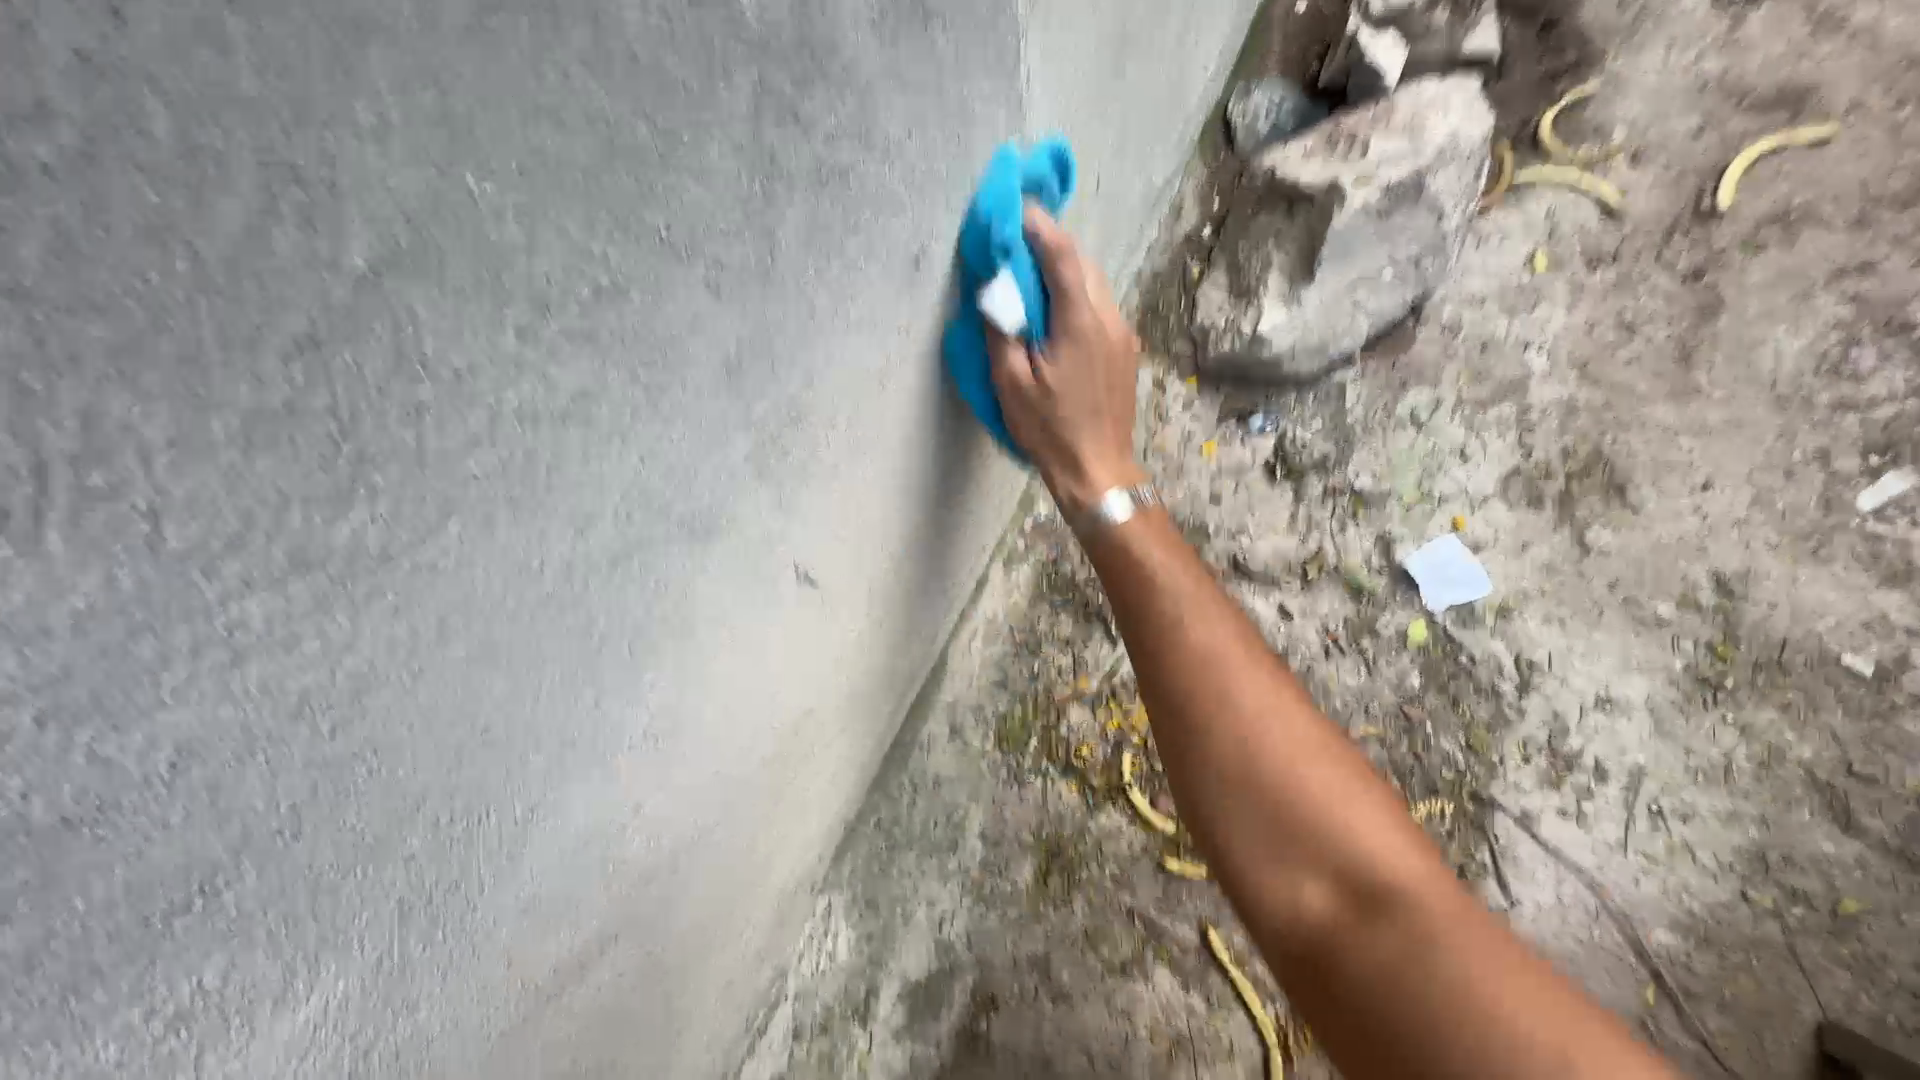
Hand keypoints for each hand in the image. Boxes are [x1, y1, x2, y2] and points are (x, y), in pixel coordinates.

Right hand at [989, 205, 1144, 514]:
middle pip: (1082, 263)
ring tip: (1033, 272)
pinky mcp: (1126, 349)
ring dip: (1064, 270)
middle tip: (1018, 239)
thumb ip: (1002, 330)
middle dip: (1051, 244)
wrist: (1098, 470)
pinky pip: (1100, 305)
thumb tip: (994, 290)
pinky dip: (1076, 294)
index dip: (1040, 226)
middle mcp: (1109, 318)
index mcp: (1080, 323)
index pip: (1062, 256)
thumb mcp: (1011, 384)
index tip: (1017, 208)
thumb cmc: (1049, 431)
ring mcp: (1123, 333)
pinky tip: (1056, 310)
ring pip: (1094, 283)